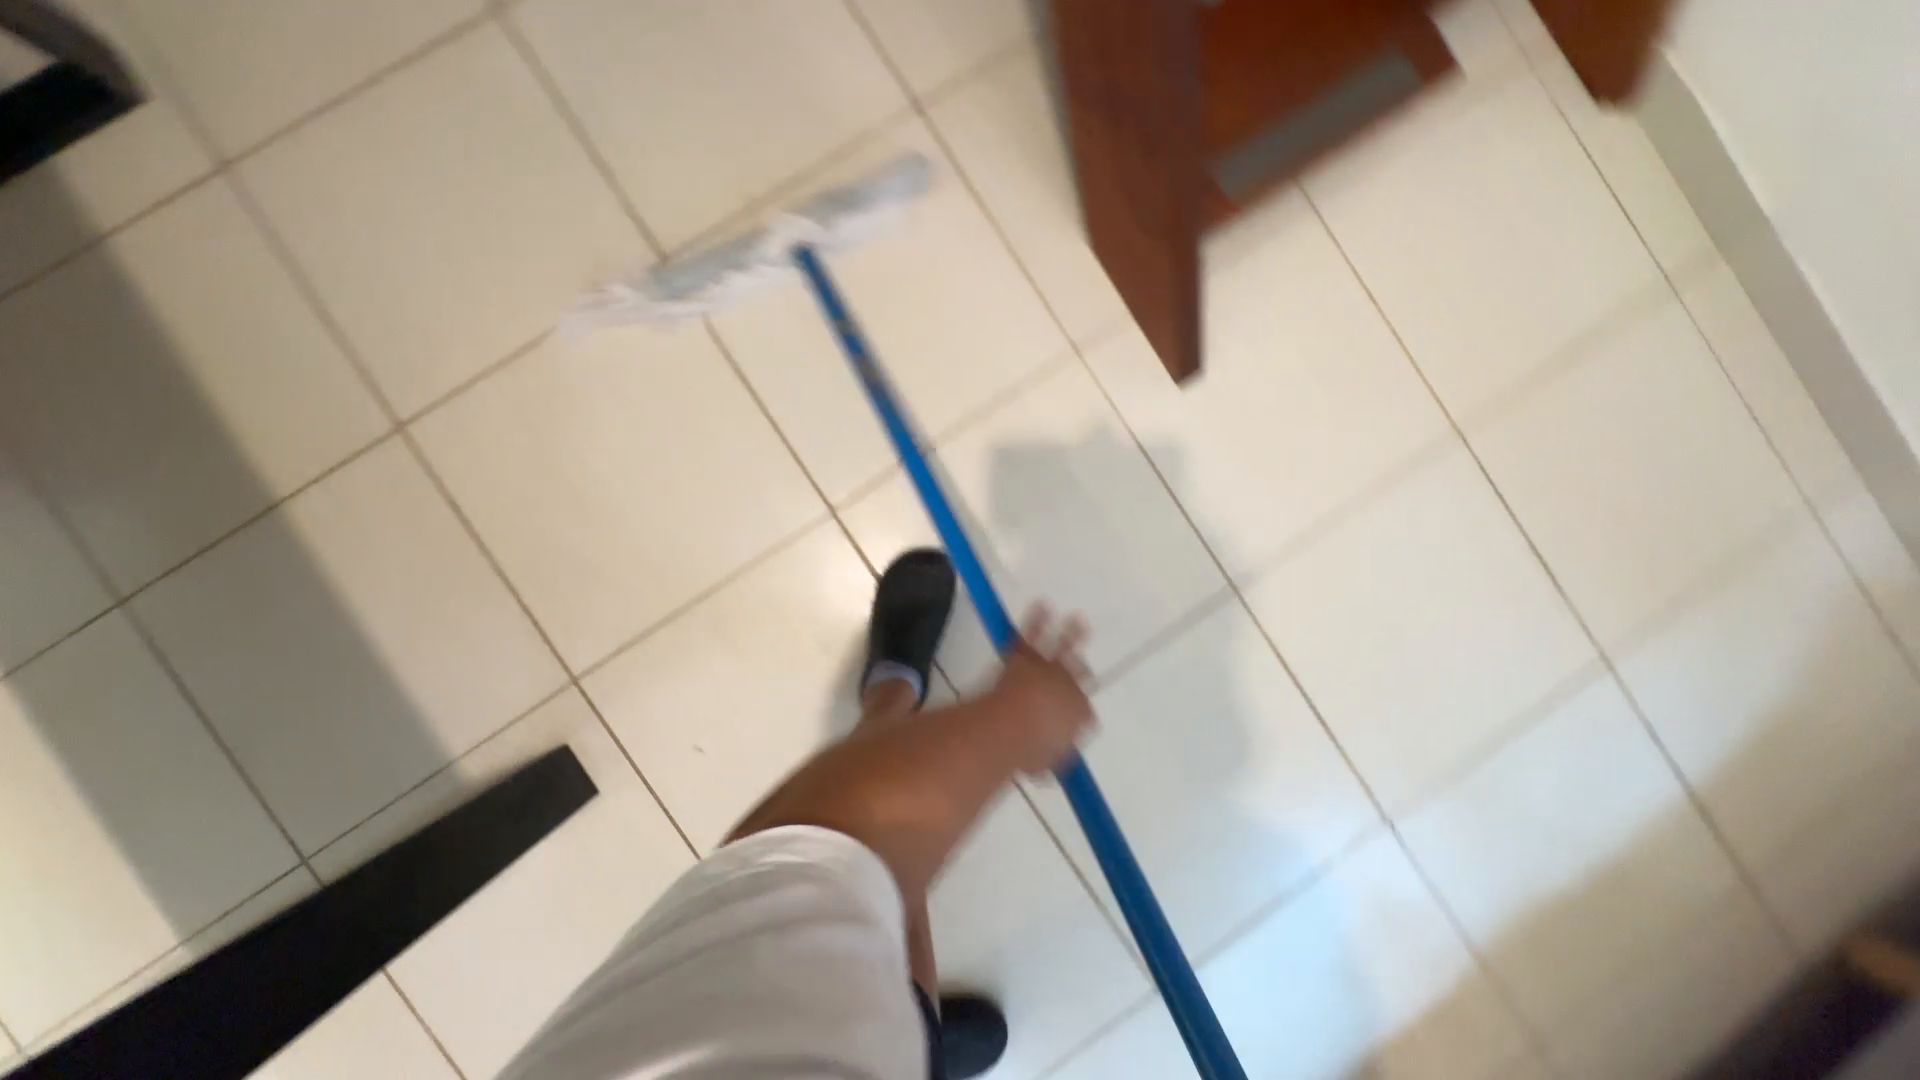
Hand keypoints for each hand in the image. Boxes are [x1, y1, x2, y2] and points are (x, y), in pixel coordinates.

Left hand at [986, 605, 1094, 773]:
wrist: (1011, 725)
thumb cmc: (1029, 750)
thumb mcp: (1045, 763)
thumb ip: (1049, 758)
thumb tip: (1044, 764)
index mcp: (1080, 715)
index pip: (1084, 712)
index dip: (1075, 714)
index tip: (1067, 717)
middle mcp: (1070, 686)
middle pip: (1080, 675)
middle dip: (1081, 671)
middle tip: (1085, 668)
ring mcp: (1048, 667)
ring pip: (1065, 646)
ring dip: (1073, 632)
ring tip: (1080, 619)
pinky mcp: (1026, 656)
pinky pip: (1032, 634)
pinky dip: (1037, 618)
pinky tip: (1041, 604)